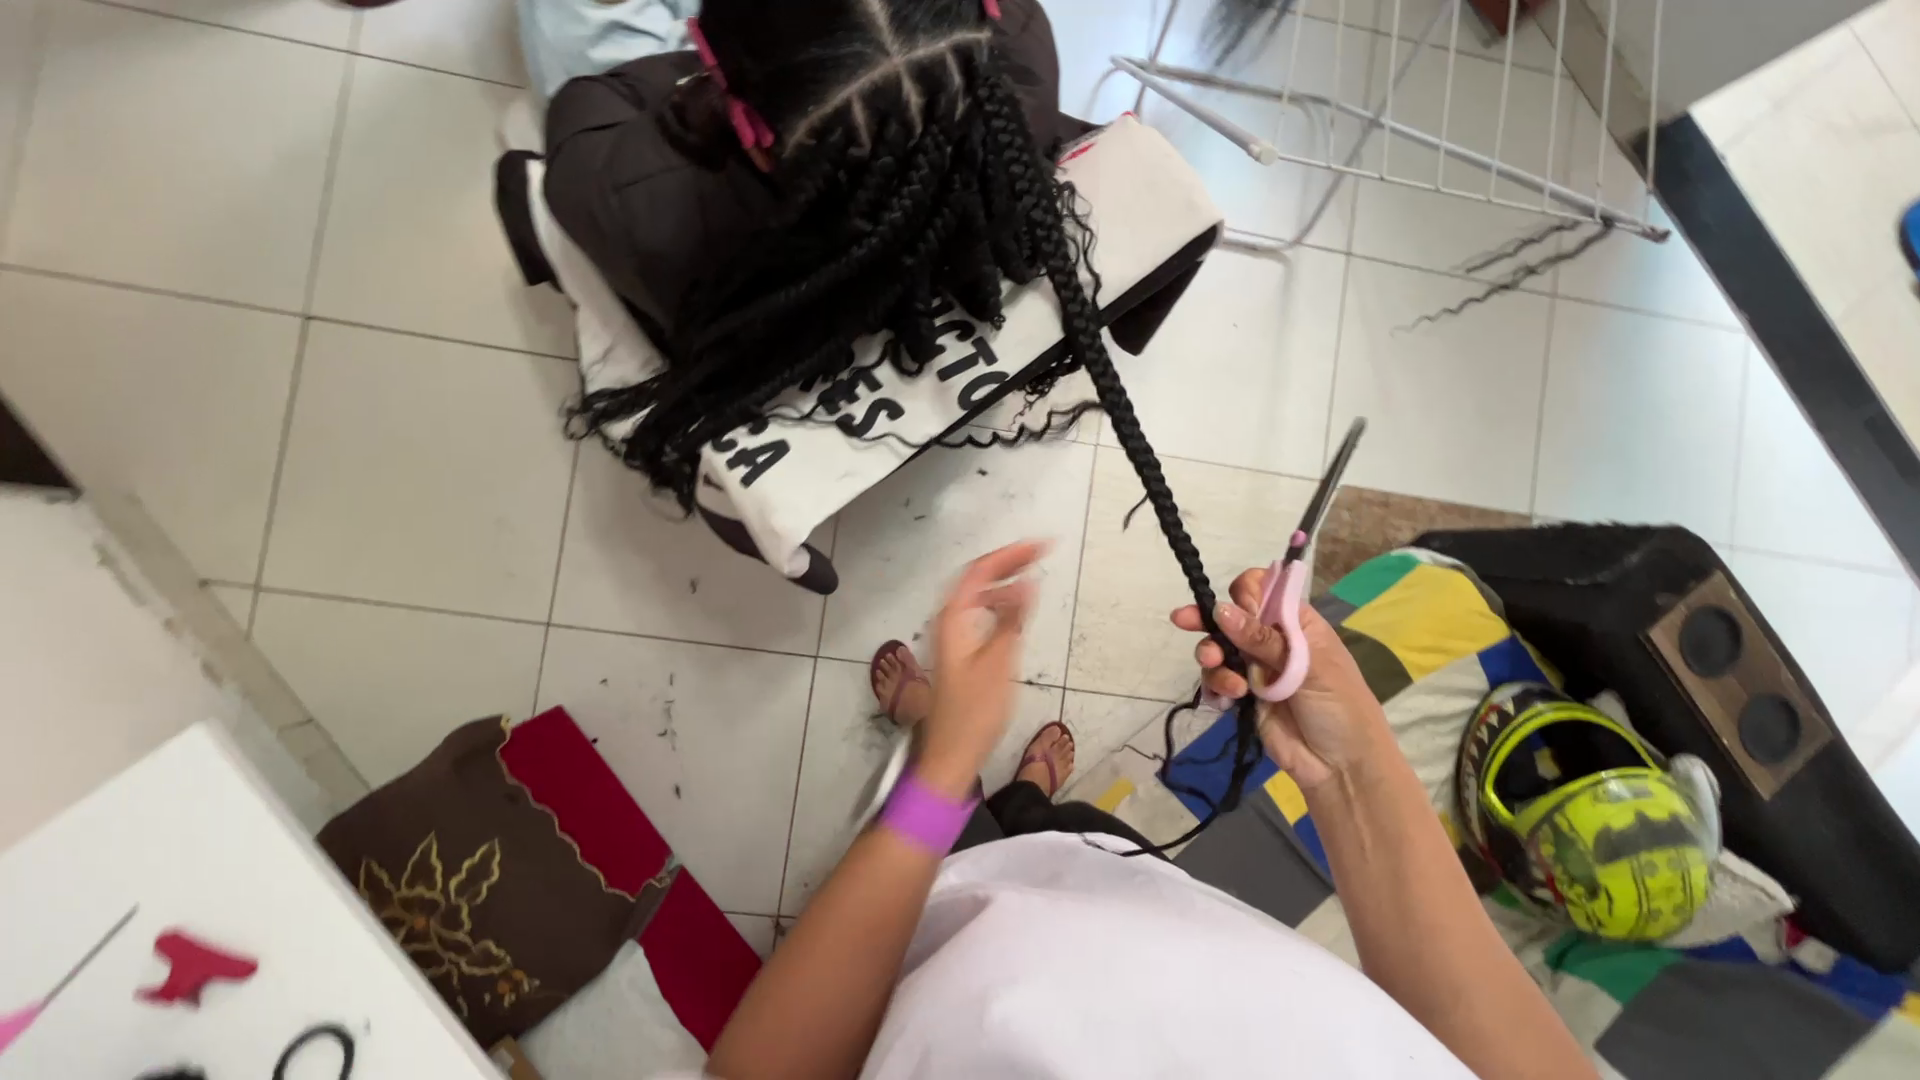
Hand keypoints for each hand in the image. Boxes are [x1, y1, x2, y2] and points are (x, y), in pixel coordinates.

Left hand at [915, 540, 1049, 794]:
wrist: (950, 753)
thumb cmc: (974, 712)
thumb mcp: (1000, 663)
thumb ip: (1012, 620)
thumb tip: (1027, 582)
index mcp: (953, 619)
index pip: (980, 571)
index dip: (1010, 554)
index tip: (1042, 545)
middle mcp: (947, 621)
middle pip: (976, 578)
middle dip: (1008, 561)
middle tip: (1041, 551)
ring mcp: (951, 636)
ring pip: (976, 595)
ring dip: (1003, 581)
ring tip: (1032, 573)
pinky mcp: (958, 652)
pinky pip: (978, 613)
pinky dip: (998, 603)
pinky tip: (1015, 611)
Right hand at [1170, 567, 1392, 790]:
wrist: (1341, 766)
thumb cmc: (1339, 707)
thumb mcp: (1308, 668)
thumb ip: (1262, 639)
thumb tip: (1219, 610)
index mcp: (1295, 623)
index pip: (1260, 590)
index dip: (1243, 596)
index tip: (1235, 611)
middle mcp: (1271, 640)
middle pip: (1229, 618)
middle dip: (1206, 621)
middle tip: (1182, 620)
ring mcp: (1254, 667)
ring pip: (1217, 650)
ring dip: (1213, 662)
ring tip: (1230, 686)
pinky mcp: (1242, 695)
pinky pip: (1215, 682)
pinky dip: (1214, 689)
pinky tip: (1226, 703)